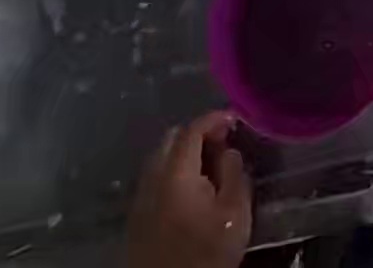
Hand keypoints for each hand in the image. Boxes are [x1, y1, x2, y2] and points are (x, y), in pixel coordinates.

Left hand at [127, 111, 251, 267]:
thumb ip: (234, 174)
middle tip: (221, 142)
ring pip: (161, 157)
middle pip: (172, 138)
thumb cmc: (206, 256)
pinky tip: (190, 188)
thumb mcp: (234, 215)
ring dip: (183, 151)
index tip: (234, 119)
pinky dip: (173, 171)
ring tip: (208, 164)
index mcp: (176, 172)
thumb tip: (228, 150)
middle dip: (197, 132)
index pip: (192, 129)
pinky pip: (155, 178)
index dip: (214, 118)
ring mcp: (141, 197)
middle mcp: (153, 177)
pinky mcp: (138, 217)